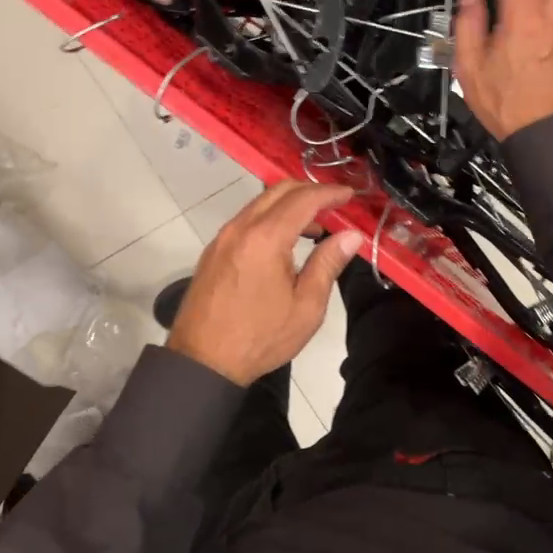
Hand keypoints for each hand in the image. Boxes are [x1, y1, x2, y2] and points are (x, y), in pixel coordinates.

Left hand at [168, 182, 365, 386]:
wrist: (202, 361)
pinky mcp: (214, 250)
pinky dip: (270, 217)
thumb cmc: (260, 337)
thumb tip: (350, 236)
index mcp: (266, 238)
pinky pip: (246, 219)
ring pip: (260, 203)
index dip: (330, 193)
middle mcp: (241, 227)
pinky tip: (284, 241)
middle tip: (335, 204)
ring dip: (289, 204)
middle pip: (278, 190)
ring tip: (315, 225)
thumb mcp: (305, 307)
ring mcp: (223, 237)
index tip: (351, 194)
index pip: (303, 199)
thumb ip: (328, 264)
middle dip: (310, 190)